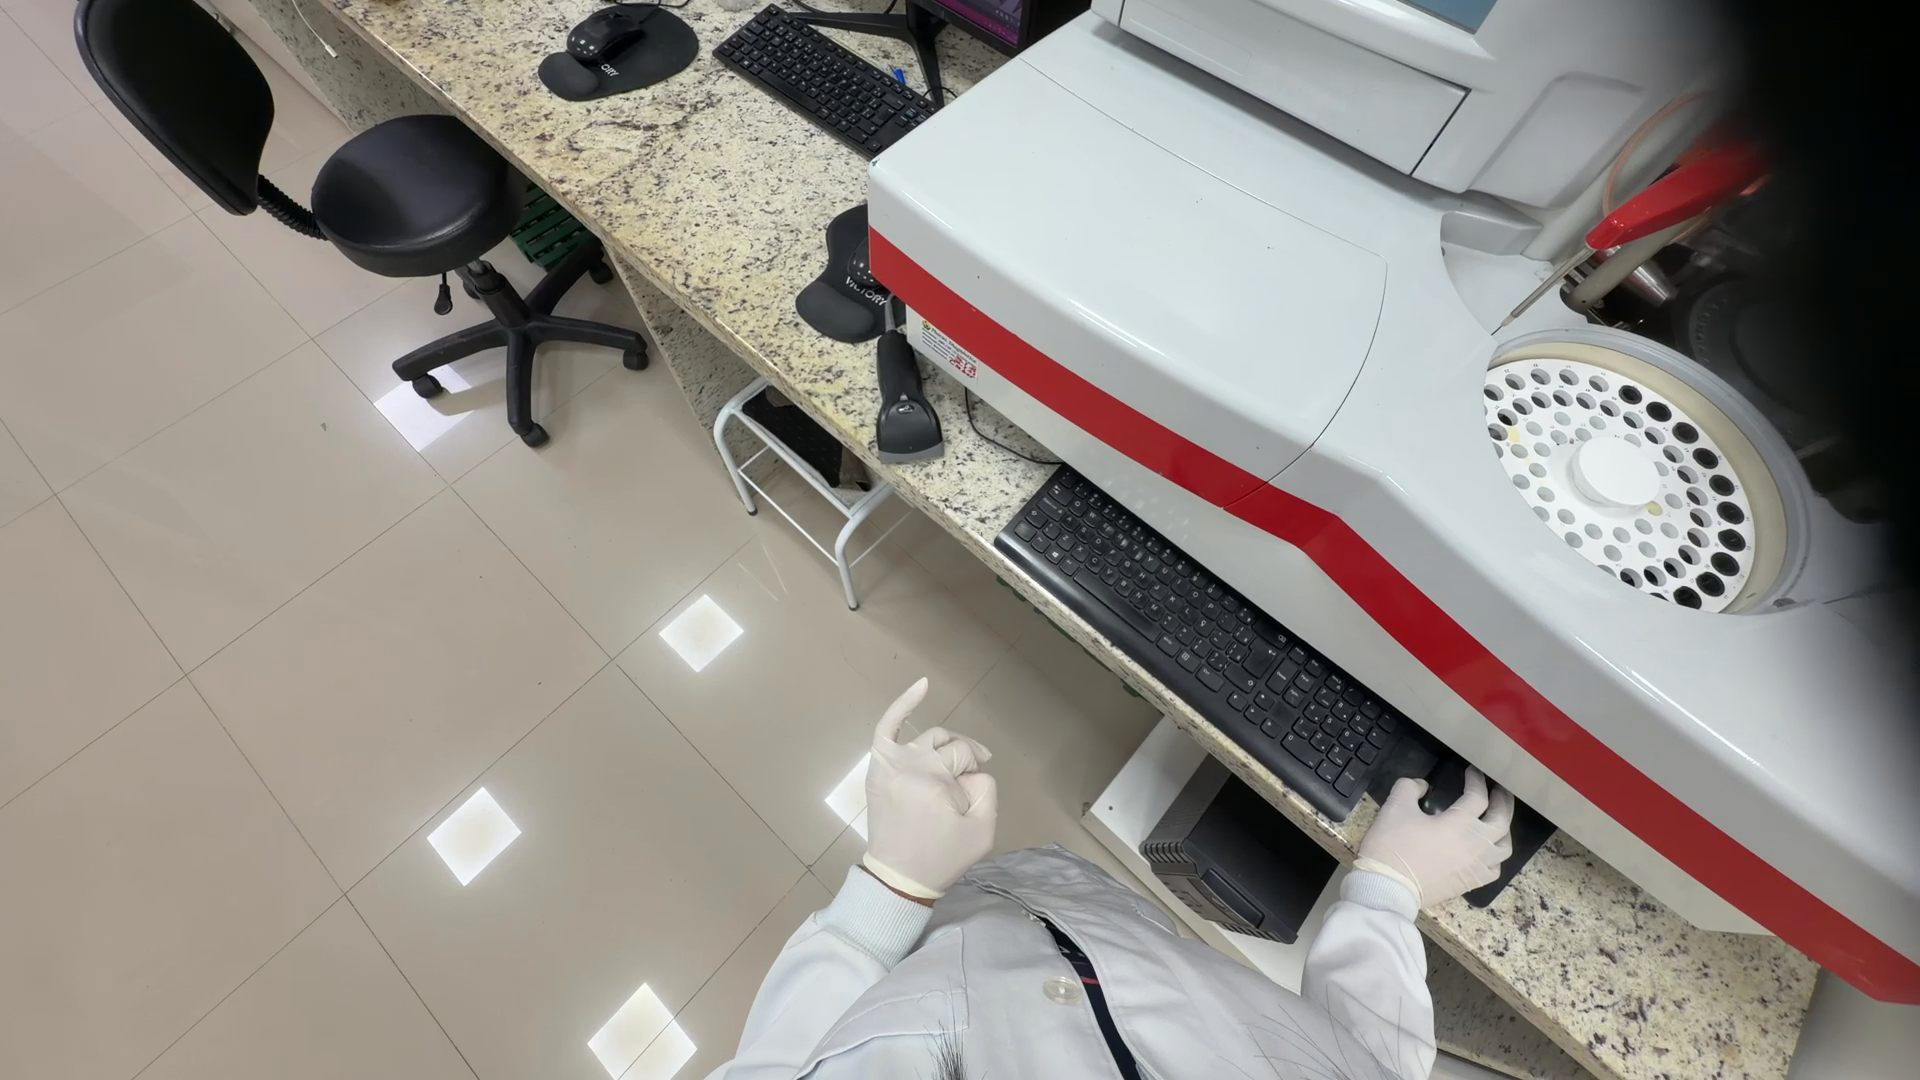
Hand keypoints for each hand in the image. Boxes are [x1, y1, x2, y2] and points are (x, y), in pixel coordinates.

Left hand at [861, 678, 997, 899]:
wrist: (898, 878)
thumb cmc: (940, 858)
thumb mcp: (981, 832)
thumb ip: (987, 791)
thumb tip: (974, 770)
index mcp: (933, 783)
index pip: (966, 758)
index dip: (976, 776)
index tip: (972, 800)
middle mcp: (909, 766)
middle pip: (951, 748)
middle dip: (966, 763)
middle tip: (968, 789)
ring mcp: (890, 763)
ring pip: (930, 738)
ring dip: (948, 747)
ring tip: (956, 765)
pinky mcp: (878, 766)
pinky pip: (888, 725)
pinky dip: (904, 704)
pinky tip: (923, 685)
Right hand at [1355, 767, 1514, 908]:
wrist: (1391, 882)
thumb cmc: (1393, 843)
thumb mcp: (1395, 807)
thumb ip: (1409, 788)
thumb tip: (1422, 785)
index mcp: (1460, 822)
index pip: (1478, 796)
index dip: (1477, 780)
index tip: (1473, 771)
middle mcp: (1478, 843)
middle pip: (1502, 819)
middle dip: (1503, 801)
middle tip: (1500, 790)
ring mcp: (1479, 865)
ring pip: (1505, 845)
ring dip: (1504, 828)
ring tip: (1496, 819)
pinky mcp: (1474, 881)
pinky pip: (1496, 867)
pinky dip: (1495, 855)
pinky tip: (1486, 850)